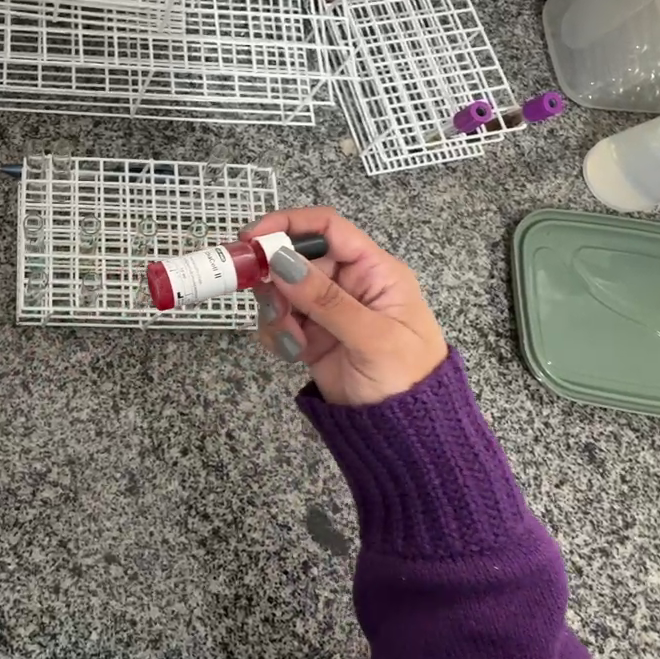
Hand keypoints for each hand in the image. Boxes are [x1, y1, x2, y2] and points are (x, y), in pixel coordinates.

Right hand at [244, 208, 447, 406]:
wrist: (406, 433)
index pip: (327, 228)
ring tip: (294, 340)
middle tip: (271, 305)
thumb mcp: (372, 337)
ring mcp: (327, 309)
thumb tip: (281, 260)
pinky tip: (296, 354)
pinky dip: (277, 334)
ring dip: (277, 312)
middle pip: (295, 258)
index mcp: (374, 270)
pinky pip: (278, 320)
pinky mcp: (310, 333)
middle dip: (276, 279)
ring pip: (281, 290)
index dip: (289, 225)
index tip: (253, 238)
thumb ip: (325, 299)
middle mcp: (348, 282)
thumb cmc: (406, 379)